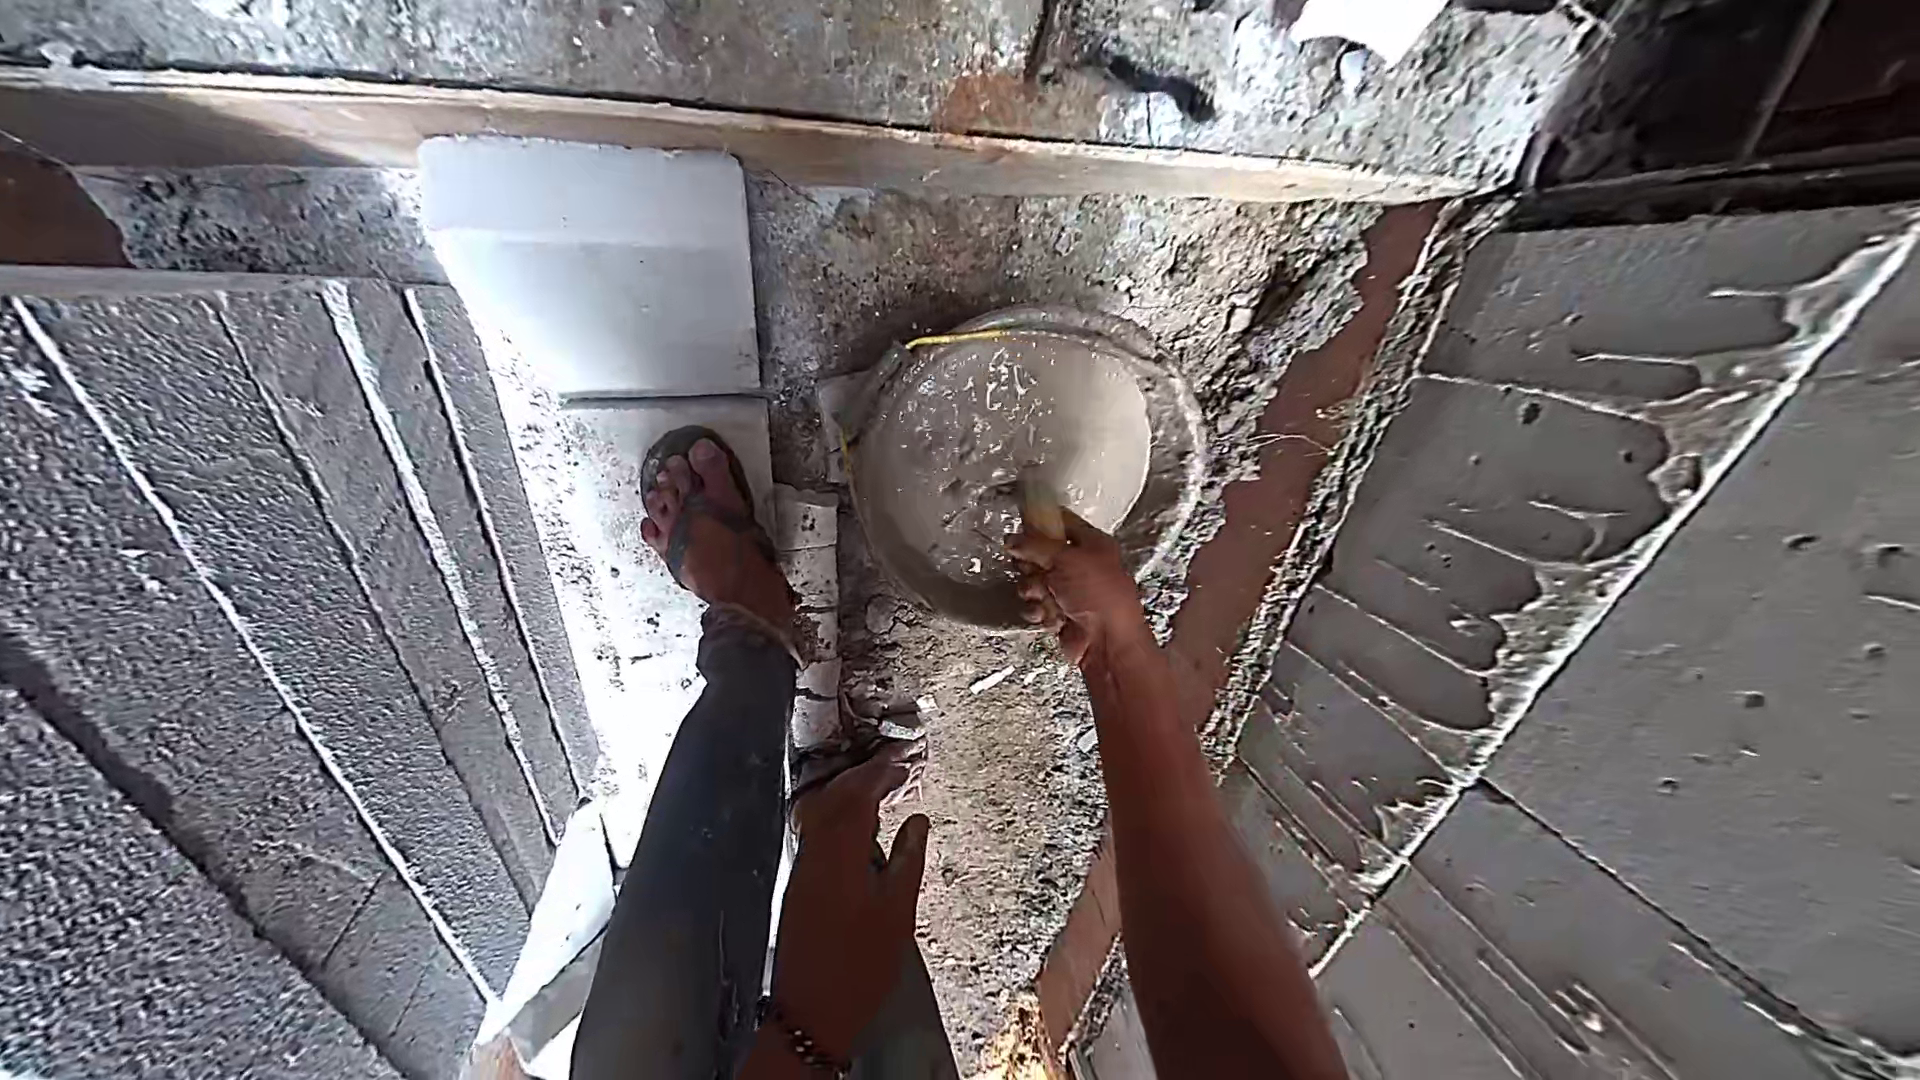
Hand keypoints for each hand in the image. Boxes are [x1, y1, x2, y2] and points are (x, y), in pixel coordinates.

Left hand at [769, 740, 930, 1060]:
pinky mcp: (799, 880)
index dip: (880, 772)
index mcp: (840, 852)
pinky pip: (817, 827)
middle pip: (835, 796)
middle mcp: (815, 851)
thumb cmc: (861, 963)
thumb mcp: (897, 911)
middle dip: (864, 775)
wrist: (810, 1014)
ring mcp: (803, 865)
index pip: (858, 795)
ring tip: (877, 786)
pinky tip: (855, 822)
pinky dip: (837, 811)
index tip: (901, 759)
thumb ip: (907, 858)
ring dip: (848, 790)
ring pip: (822, 810)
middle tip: (892, 766)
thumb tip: (918, 819)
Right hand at [1007, 510, 1147, 666]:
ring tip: (1046, 598)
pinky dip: (1040, 611)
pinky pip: (1036, 605)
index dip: (1040, 523)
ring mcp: (1070, 591)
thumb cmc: (1097, 594)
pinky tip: (1052, 616)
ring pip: (1033, 581)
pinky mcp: (1059, 613)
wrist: (1108, 642)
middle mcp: (1081, 565)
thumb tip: (1011, 540)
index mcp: (1092, 544)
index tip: (1020, 527)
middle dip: (1032, 565)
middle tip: (1033, 569)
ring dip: (1035, 591)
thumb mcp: (1065, 559)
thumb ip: (1034, 545)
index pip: (1061, 522)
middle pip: (1040, 554)